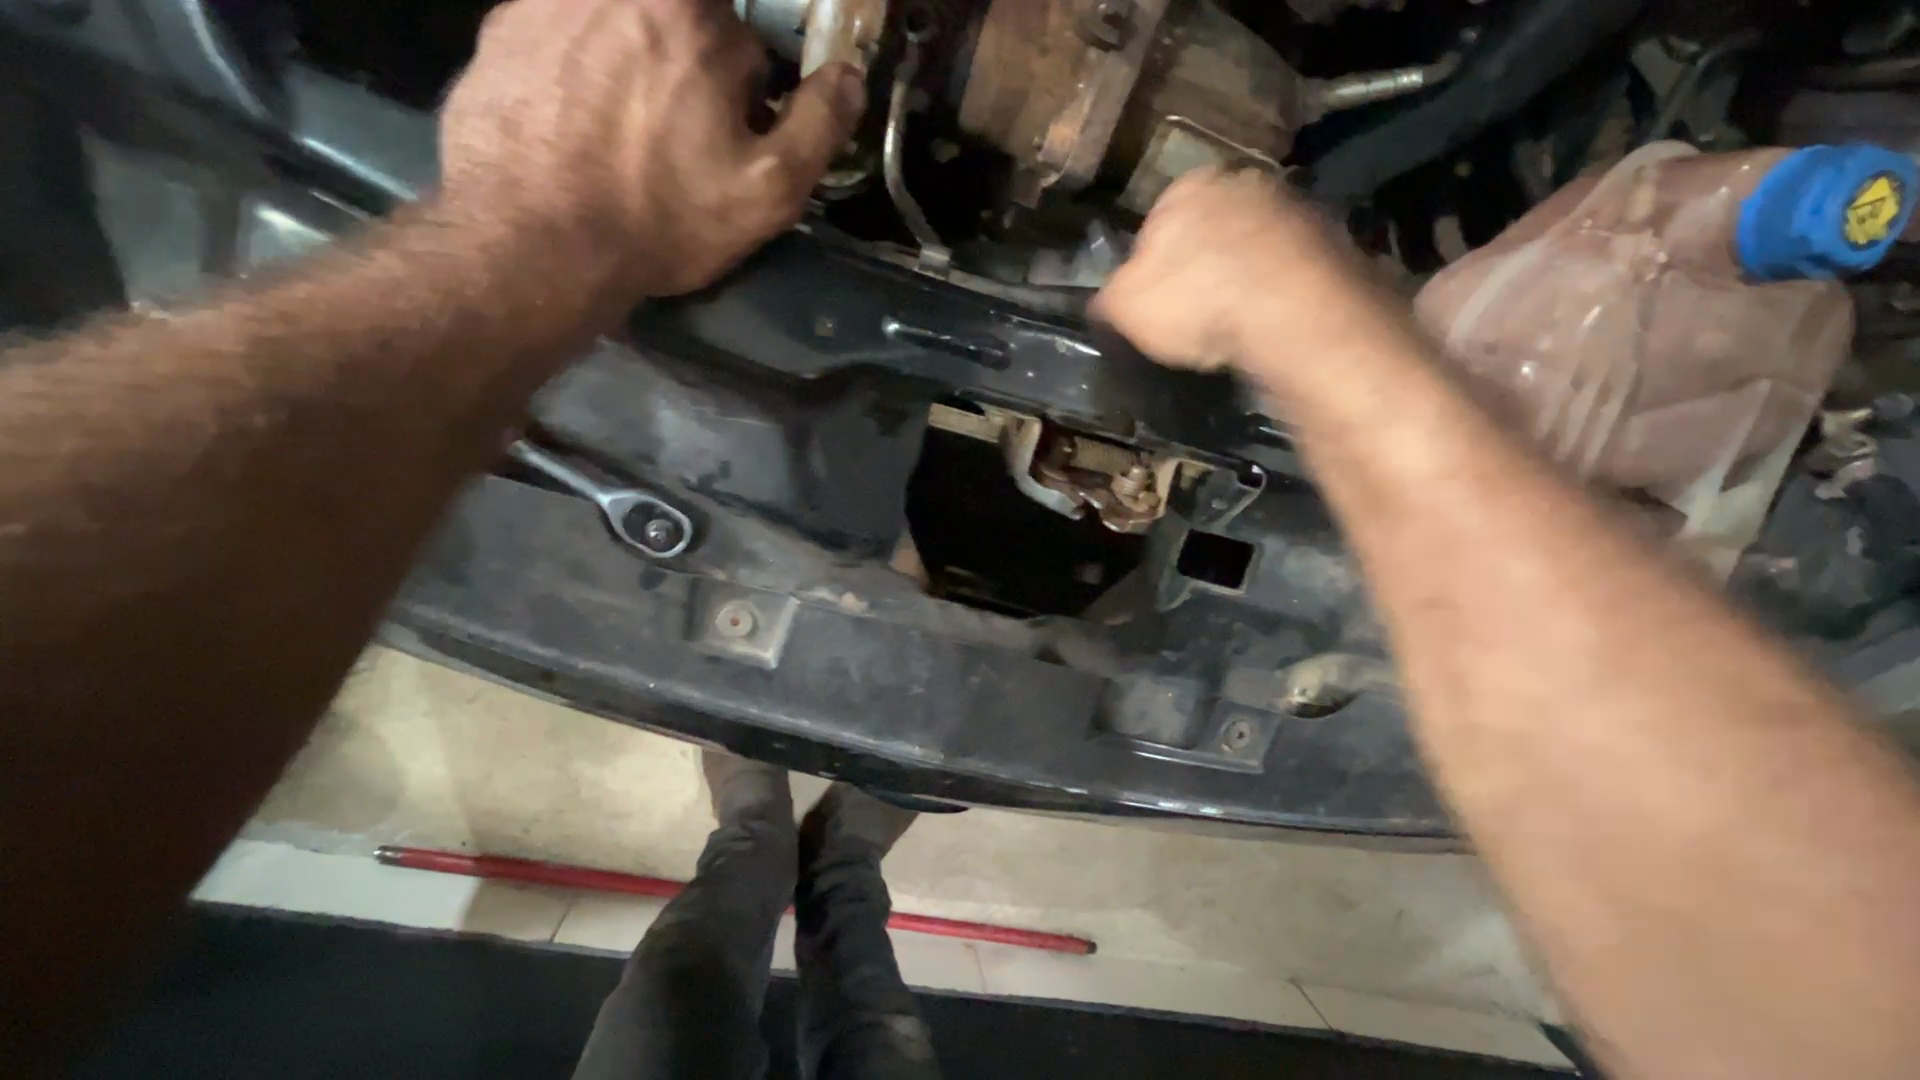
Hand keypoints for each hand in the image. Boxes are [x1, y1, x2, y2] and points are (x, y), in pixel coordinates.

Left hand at [437, 0, 865, 298]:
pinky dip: (575, 70)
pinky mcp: (501, 26)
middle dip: (686, 72)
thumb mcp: (768, 191)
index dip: (744, 98)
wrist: (533, 244)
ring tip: (617, 135)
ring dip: (630, 67)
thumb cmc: (663, 219)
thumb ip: (819, 124)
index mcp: (694, 15)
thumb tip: (849, 74)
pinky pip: (562, 35)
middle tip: (671, 141)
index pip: (745, 42)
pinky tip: (572, 127)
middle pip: (680, 23)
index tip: (728, 142)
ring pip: (620, 27)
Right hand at [1093, 168, 1385, 371]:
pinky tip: (1273, 323)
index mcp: (1186, 186)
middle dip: (1204, 263)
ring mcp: (1295, 206)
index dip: (1154, 264)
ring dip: (1246, 276)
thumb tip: (1105, 301)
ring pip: (1256, 245)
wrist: (1291, 311)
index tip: (1158, 300)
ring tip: (1237, 324)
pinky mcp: (1335, 239)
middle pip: (1212, 227)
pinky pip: (1293, 268)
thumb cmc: (1195, 299)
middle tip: (1197, 312)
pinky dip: (1282, 290)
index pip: (1157, 220)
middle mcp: (1244, 180)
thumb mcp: (1123, 307)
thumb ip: (1109, 297)